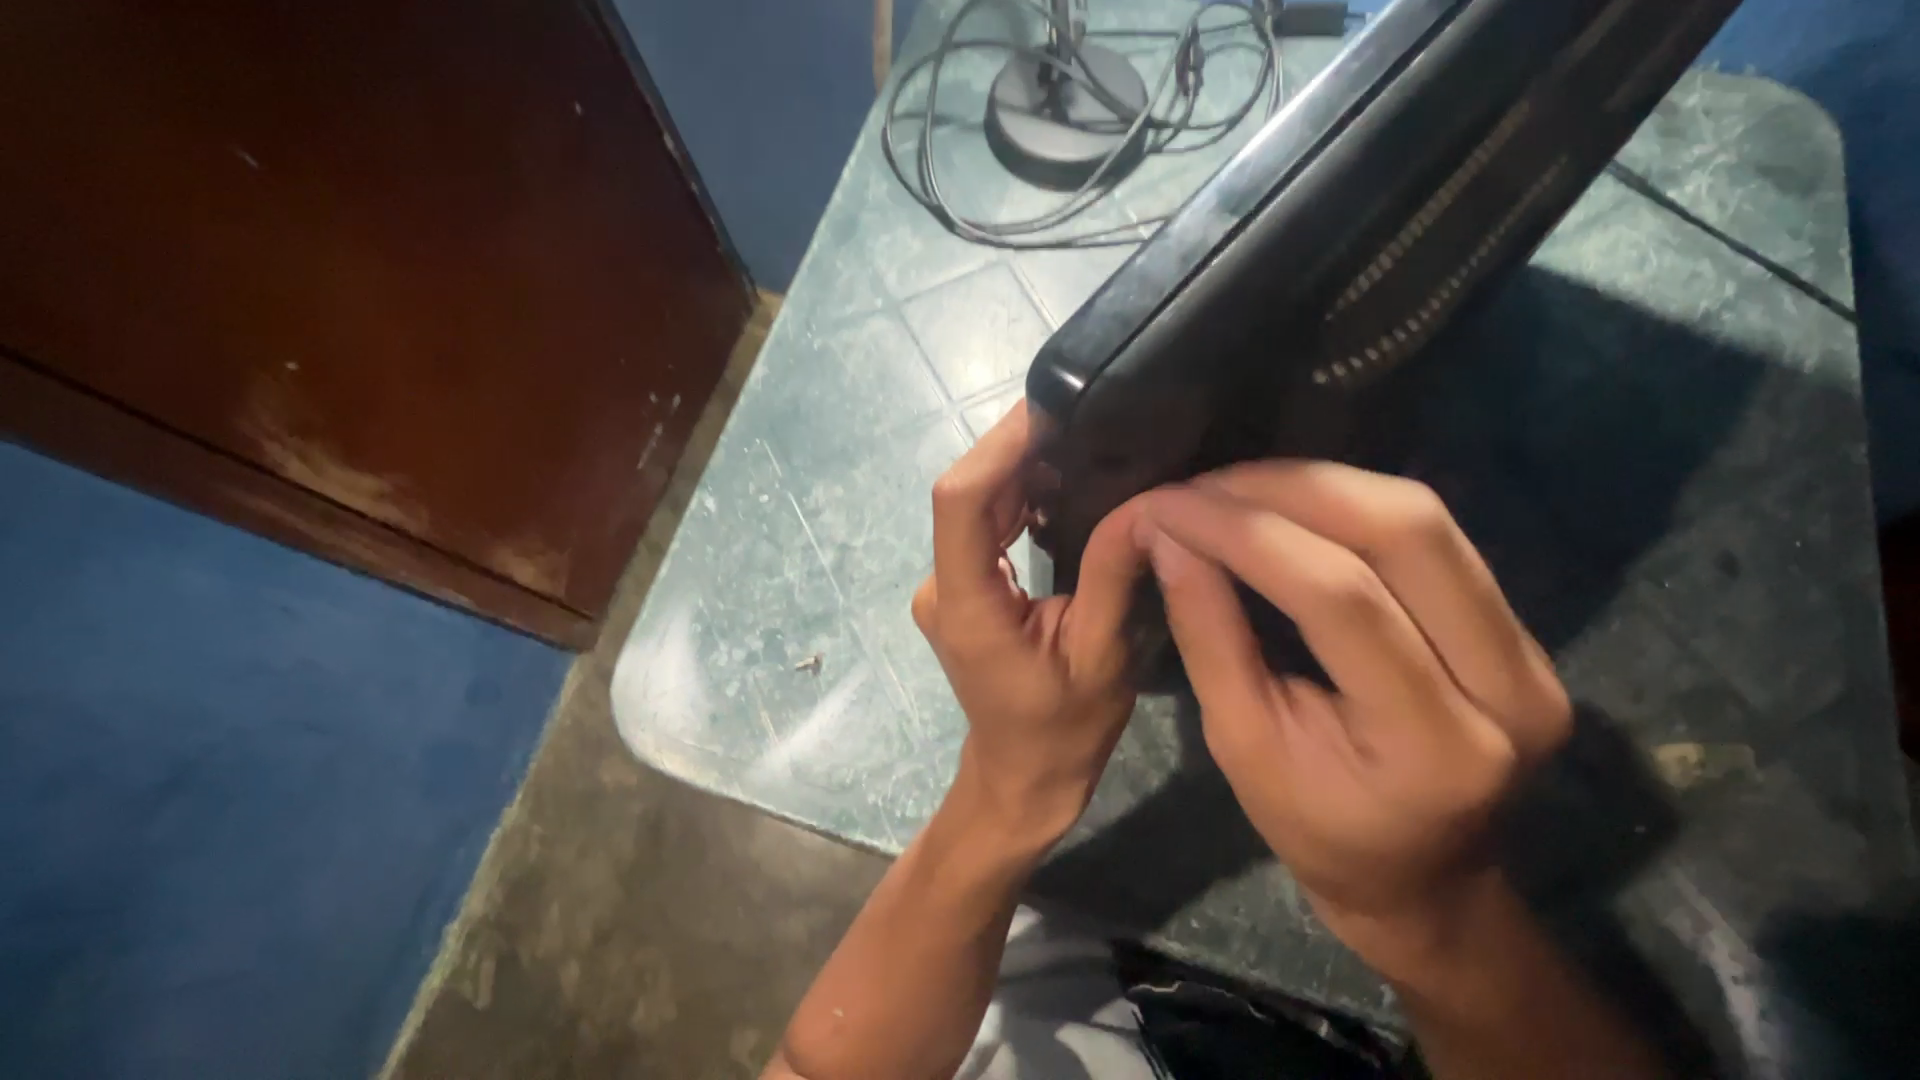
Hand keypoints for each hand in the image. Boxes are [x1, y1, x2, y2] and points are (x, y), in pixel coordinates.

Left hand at [914, 402, 1146, 845]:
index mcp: (966, 604)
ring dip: (1018, 468)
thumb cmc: (1064, 729)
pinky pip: (981, 527)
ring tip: (1081, 439)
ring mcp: (944, 586)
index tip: (1052, 409)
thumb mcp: (1103, 655)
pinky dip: (1015, 498)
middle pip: (965, 494)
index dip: (998, 448)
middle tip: (1084, 414)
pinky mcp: (959, 588)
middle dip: (1017, 448)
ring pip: (973, 505)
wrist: (1023, 774)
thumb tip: (1147, 500)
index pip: (960, 501)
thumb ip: (1114, 572)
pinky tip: (1060, 483)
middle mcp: (940, 586)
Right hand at [1134, 462, 1571, 974]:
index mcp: (1432, 744)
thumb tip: (1168, 535)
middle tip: (1200, 485)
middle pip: (1403, 530)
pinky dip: (1348, 504)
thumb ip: (1209, 635)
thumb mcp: (1240, 745)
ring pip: (1425, 516)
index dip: (1243, 533)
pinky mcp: (1523, 630)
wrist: (1423, 878)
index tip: (1165, 506)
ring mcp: (1533, 653)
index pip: (1337, 595)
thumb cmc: (1315, 828)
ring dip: (1316, 484)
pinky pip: (1433, 534)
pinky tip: (1288, 504)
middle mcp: (1507, 686)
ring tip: (1233, 488)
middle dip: (1285, 487)